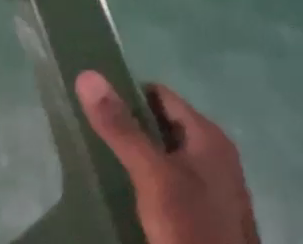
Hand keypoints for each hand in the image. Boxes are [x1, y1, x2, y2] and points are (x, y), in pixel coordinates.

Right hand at [75, 72, 258, 243]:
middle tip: (93, 134)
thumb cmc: (191, 226)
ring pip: (165, 153)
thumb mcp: (151, 174)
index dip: (126, 95)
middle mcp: (215, 154)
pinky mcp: (206, 211)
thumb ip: (121, 128)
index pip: (159, 95)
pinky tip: (129, 192)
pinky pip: (171, 179)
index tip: (95, 108)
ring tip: (105, 160)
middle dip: (129, 126)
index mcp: (208, 137)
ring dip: (138, 154)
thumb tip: (87, 75)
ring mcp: (213, 185)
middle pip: (162, 124)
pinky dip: (149, 178)